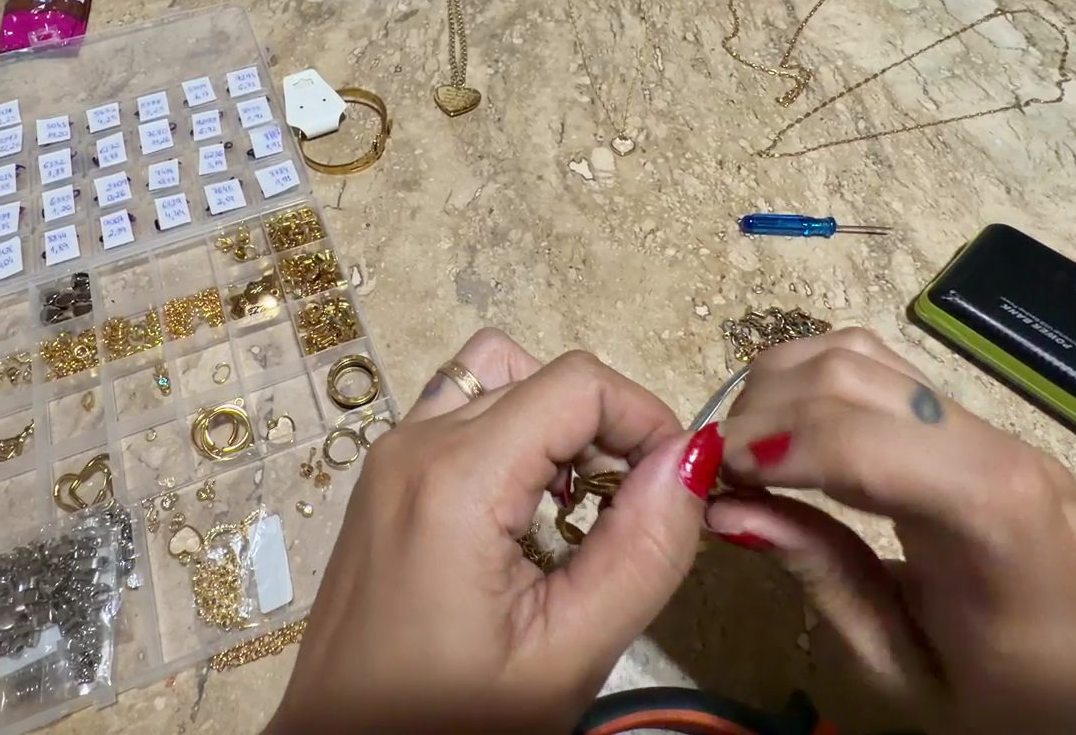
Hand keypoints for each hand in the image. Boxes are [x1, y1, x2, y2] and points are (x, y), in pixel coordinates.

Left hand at [266, 330, 706, 733]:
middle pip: (539, 376)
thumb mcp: (565, 653)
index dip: (643, 416)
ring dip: (554, 416)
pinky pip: (461, 405)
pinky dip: (511, 427)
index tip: (674, 483)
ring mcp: (393, 446)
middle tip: (629, 509)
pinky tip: (525, 503)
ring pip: (496, 375)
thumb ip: (640, 551)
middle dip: (605, 426)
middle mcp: (415, 437)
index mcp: (456, 474)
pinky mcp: (386, 467)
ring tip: (575, 498)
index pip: (576, 381)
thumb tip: (689, 457)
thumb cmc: (448, 718)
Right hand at [703, 328, 1075, 734]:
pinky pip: (870, 358)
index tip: (727, 474)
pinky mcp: (964, 409)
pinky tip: (782, 420)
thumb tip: (722, 509)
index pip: (902, 454)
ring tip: (746, 443)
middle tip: (720, 466)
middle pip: (864, 381)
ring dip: (777, 384)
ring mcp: (992, 424)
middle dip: (767, 412)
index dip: (802, 445)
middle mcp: (1014, 462)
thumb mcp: (906, 673)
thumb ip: (821, 579)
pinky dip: (802, 373)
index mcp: (1018, 553)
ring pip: (859, 353)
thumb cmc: (1010, 695)